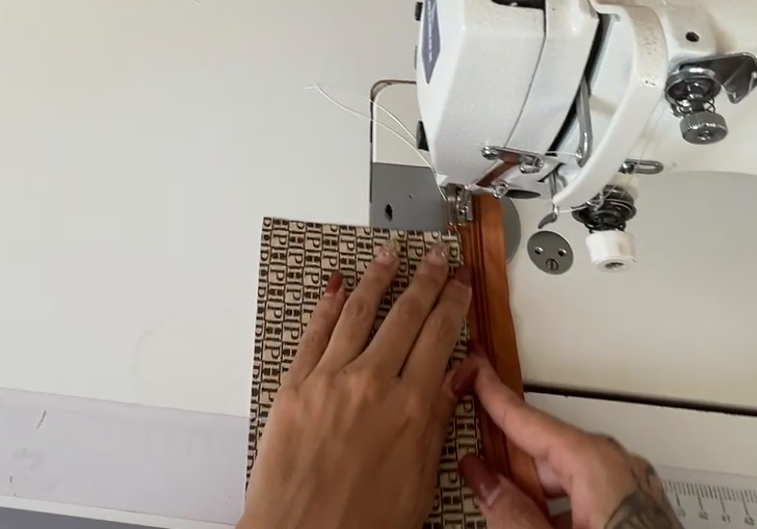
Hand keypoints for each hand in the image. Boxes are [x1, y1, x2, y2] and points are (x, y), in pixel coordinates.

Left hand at [239, 242, 475, 528]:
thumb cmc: (360, 526)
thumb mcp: (419, 482)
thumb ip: (436, 421)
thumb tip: (458, 377)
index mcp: (409, 408)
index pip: (439, 336)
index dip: (453, 303)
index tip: (461, 283)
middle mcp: (371, 382)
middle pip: (405, 314)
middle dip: (425, 279)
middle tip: (437, 257)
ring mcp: (330, 377)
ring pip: (360, 310)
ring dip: (378, 277)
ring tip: (389, 255)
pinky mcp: (296, 382)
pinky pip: (315, 331)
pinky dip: (328, 304)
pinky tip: (337, 286)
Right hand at [457, 358, 682, 528]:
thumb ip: (510, 514)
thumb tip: (477, 474)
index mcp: (595, 465)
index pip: (530, 420)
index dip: (495, 397)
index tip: (473, 369)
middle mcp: (619, 467)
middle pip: (548, 451)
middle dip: (512, 465)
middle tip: (478, 475)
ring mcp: (637, 492)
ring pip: (569, 478)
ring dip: (537, 496)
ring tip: (514, 519)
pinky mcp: (645, 516)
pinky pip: (592, 499)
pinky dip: (563, 511)